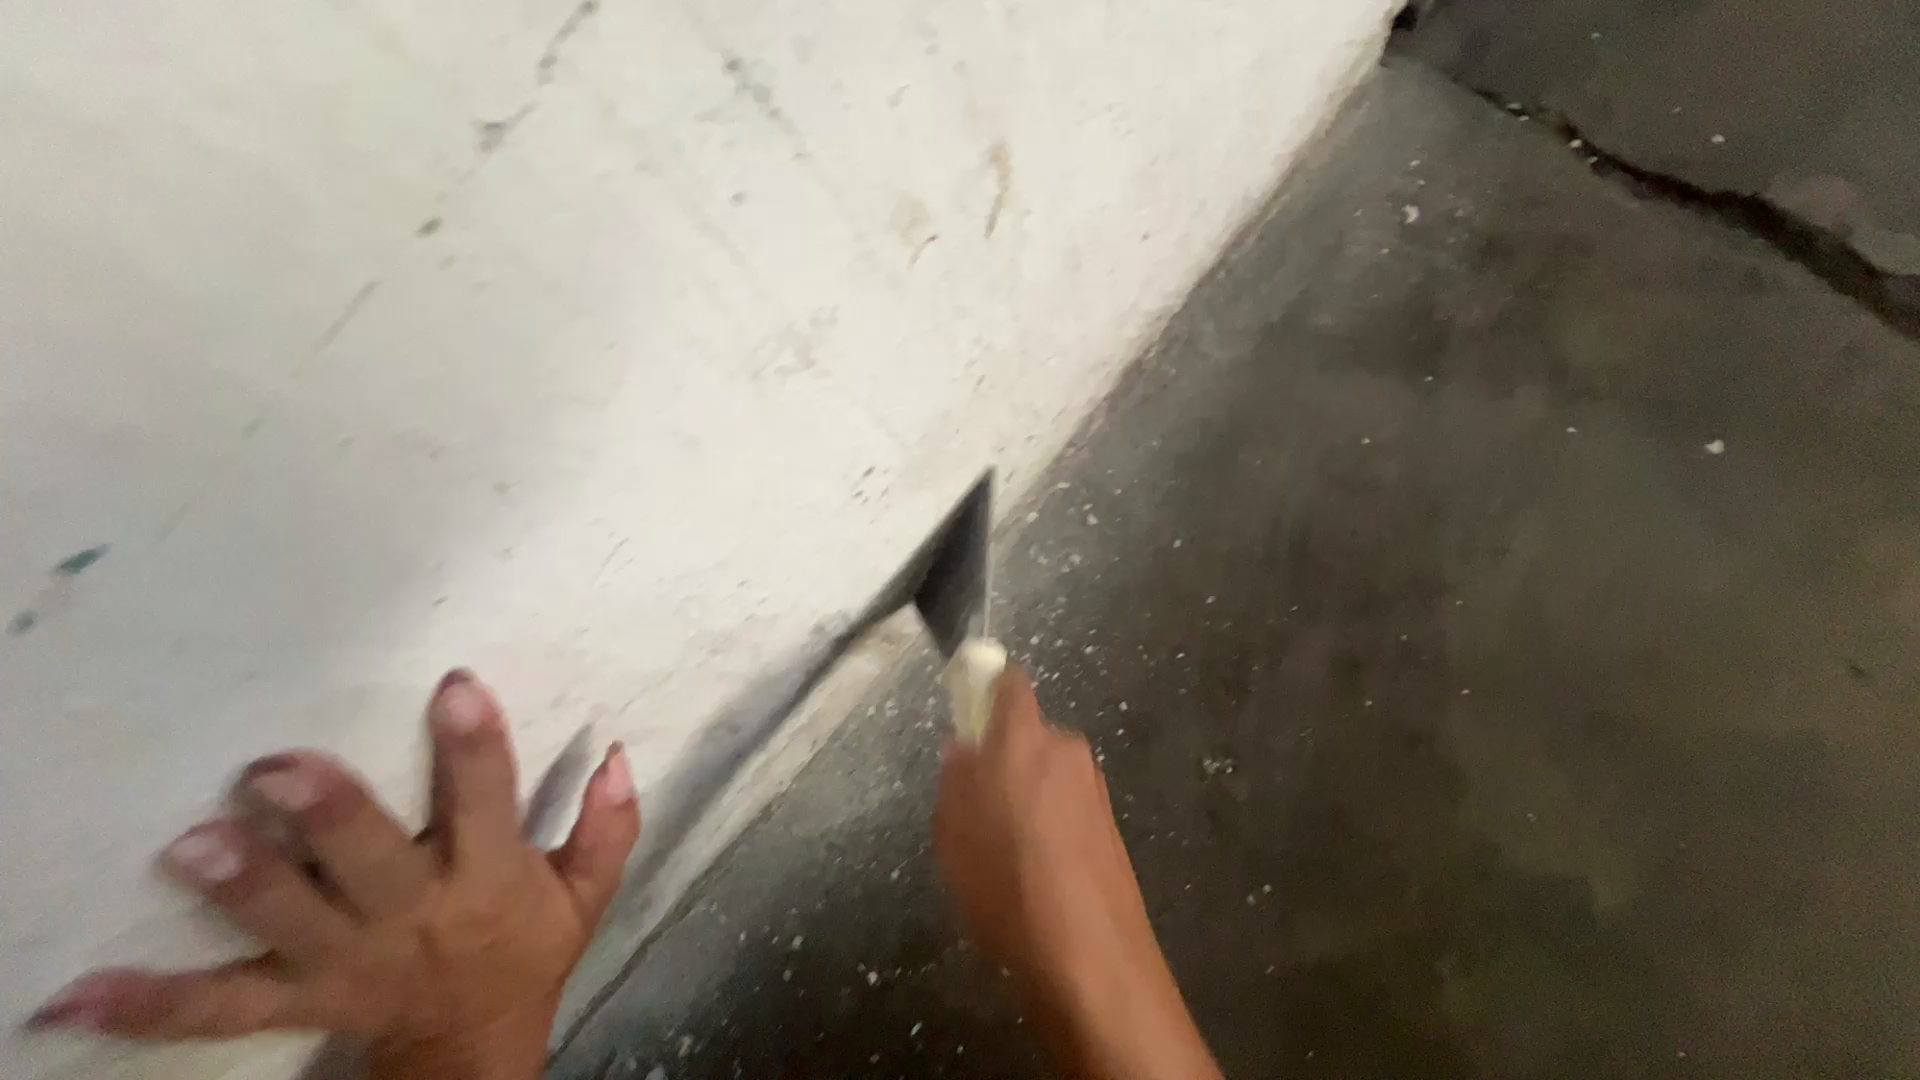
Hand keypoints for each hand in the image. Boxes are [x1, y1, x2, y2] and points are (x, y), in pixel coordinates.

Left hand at [28, 669, 640, 1079]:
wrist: (475, 1042)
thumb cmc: (533, 947)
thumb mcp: (589, 891)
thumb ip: (609, 825)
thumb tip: (618, 753)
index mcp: (492, 880)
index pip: (489, 802)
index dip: (475, 746)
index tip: (455, 687)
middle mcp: (419, 915)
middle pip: (373, 863)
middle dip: (331, 817)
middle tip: (278, 769)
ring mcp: (351, 961)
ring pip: (291, 925)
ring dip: (245, 887)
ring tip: (193, 846)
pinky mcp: (302, 998)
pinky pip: (222, 1007)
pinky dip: (152, 1003)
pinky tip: (73, 993)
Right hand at [934, 664, 1220, 1079]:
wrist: (1092, 959)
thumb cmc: (1006, 885)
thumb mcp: (953, 831)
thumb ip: (955, 775)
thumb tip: (962, 745)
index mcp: (1024, 737)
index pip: (1009, 681)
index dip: (985, 684)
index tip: (966, 707)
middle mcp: (1066, 749)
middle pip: (1028, 732)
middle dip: (1002, 755)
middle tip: (976, 803)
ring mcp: (1094, 787)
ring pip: (1048, 772)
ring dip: (1026, 793)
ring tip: (1006, 852)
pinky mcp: (1111, 825)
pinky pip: (1067, 805)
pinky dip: (1050, 822)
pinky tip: (1038, 873)